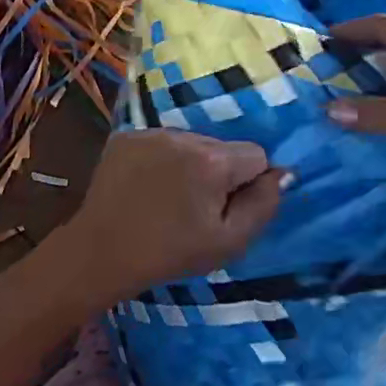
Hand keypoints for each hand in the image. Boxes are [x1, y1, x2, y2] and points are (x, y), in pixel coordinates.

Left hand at [54, 130, 287, 302]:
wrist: (103, 249)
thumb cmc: (171, 252)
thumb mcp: (230, 240)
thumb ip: (264, 203)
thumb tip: (282, 173)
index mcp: (211, 159)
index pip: (255, 155)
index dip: (247, 184)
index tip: (224, 208)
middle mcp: (180, 135)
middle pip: (220, 147)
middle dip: (217, 172)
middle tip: (193, 207)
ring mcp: (147, 133)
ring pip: (189, 142)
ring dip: (188, 163)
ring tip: (168, 197)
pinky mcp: (123, 137)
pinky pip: (158, 142)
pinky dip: (159, 159)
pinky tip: (146, 185)